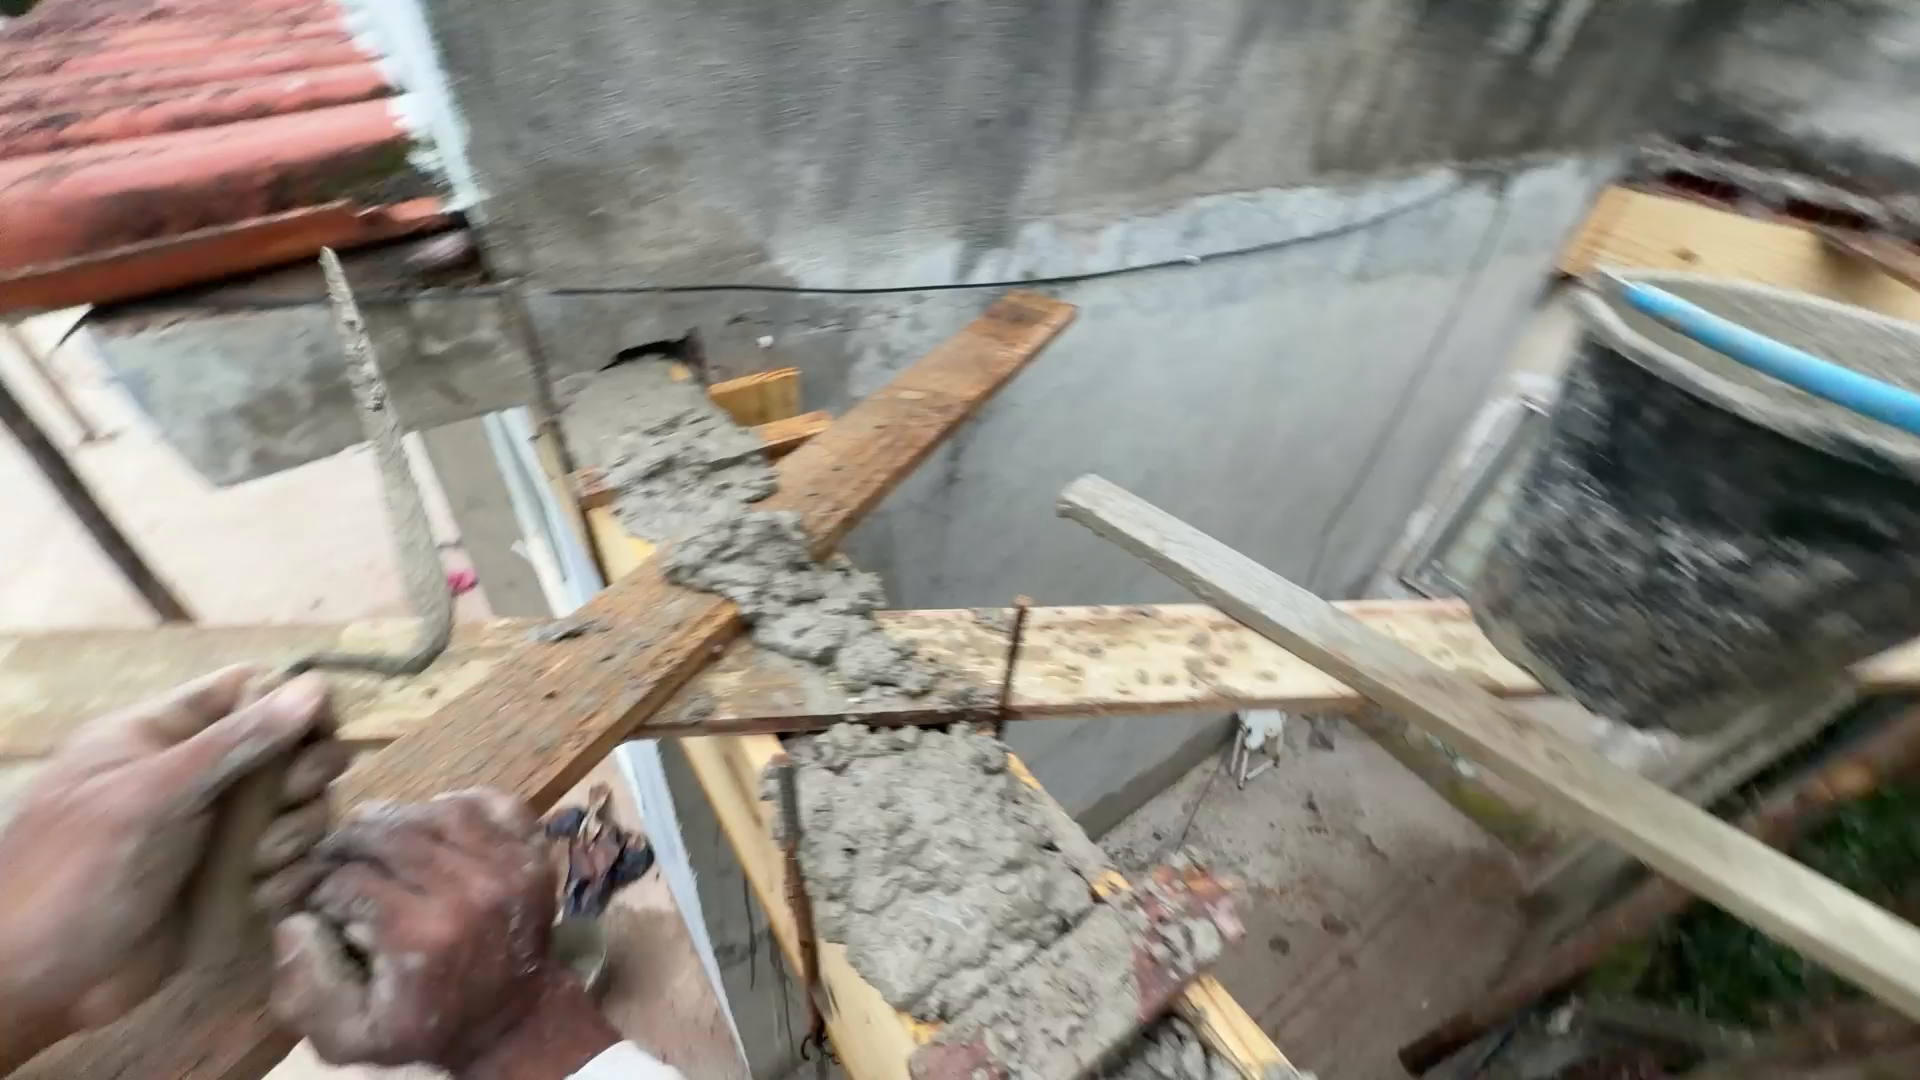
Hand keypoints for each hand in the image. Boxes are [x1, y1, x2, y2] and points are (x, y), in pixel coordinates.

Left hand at [0, 667, 343, 1062]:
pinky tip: (261, 890)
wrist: (35, 992)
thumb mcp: (147, 799)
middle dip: (308, 770)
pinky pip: (303, 850)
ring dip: (300, 826)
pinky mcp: (246, 866)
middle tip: (291, 797)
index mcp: (162, 737)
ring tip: (261, 861)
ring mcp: (226, 821)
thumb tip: (315, 687)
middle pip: (297, 741)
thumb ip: (234, 741)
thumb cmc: (73, 880)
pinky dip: (293, 869)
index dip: (292, 701)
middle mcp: (203, 771)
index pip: (249, 688)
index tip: (314, 731)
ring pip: (309, 797)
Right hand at [270, 790, 618, 1078]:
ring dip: (403, 813)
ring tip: (374, 826)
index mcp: (421, 933)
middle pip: (398, 836)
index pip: (353, 881)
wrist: (513, 1015)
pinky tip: (436, 813)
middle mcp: (470, 888)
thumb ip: (306, 988)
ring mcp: (510, 865)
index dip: (320, 882)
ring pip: (446, 812)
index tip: (310, 890)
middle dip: (352, 838)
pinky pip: (500, 805)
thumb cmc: (426, 1026)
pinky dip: (466, 800)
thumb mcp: (349, 1037)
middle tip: (332, 848)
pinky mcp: (536, 853)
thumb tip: (293, 921)